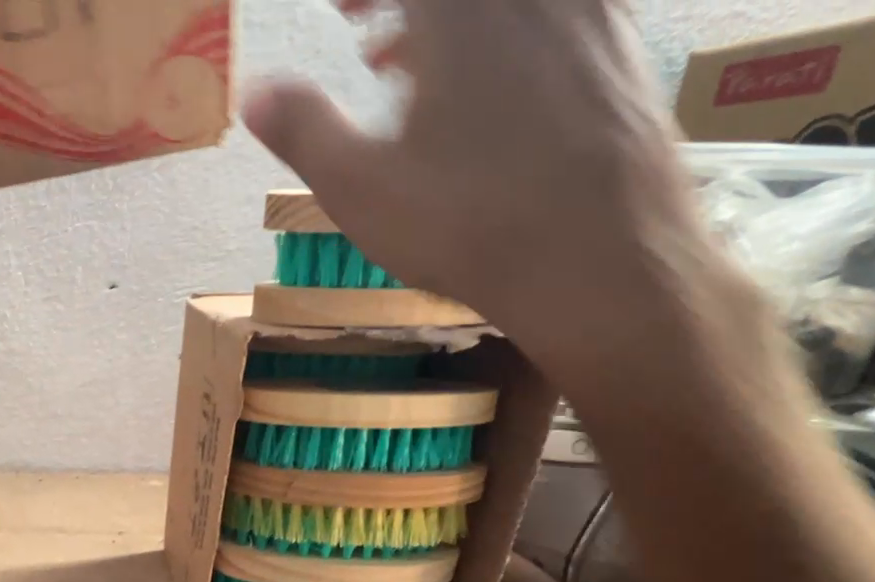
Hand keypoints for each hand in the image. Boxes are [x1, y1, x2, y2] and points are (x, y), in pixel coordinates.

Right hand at [245, 0, 728, 376]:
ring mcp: (585, 13)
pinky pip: (552, 13)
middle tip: (362, 31)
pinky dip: (502, 30)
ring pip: (502, 3)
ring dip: (445, 19)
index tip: (335, 13)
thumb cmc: (468, 224)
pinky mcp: (621, 50)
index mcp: (457, 10)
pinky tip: (480, 85)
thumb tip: (254, 90)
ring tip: (402, 61)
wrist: (605, 262)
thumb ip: (302, 128)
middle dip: (396, 7)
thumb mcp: (358, 186)